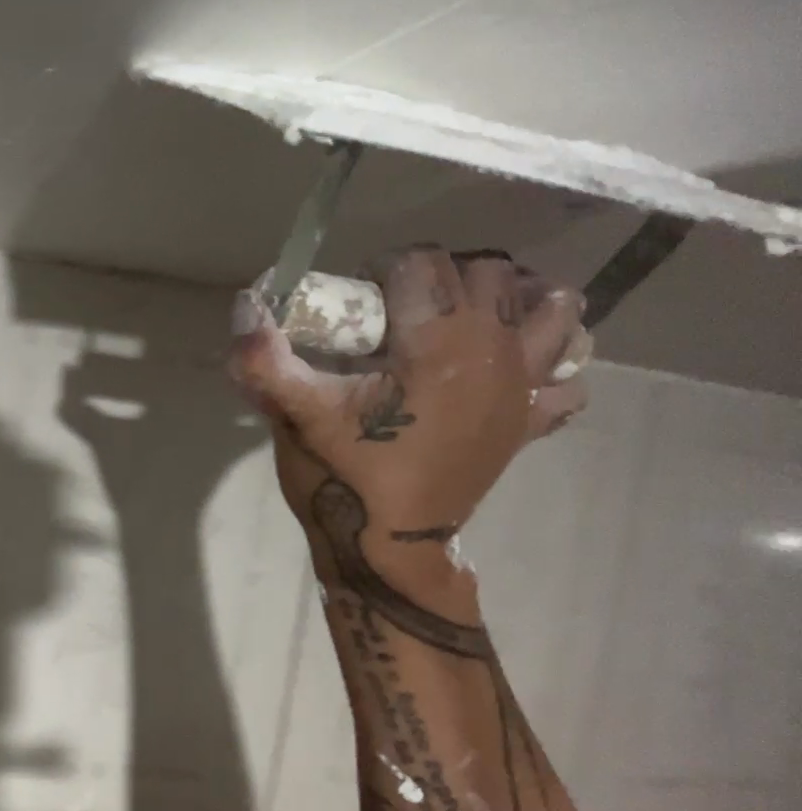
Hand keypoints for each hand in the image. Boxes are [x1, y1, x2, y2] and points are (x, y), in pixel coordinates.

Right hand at [230, 248, 589, 577]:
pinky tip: (508, 370)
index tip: (355, 298)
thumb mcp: (296, 414)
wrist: (387, 547)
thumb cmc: (343, 475)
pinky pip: (566, 377)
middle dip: (439, 277)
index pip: (424, 264)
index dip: (382, 270)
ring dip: (513, 300)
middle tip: (395, 309)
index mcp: (440, 341)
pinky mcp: (529, 422)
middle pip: (487, 273)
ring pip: (552, 308)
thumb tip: (244, 303)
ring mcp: (524, 387)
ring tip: (466, 317)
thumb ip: (265, 360)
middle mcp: (496, 350)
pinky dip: (548, 364)